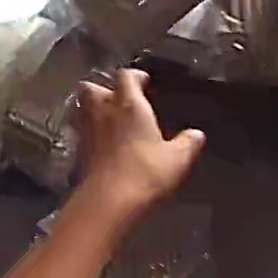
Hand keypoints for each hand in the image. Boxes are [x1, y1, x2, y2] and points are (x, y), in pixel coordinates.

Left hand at [75, 68, 204, 218]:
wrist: (110, 200)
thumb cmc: (147, 172)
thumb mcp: (178, 159)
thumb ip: (188, 143)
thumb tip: (197, 134)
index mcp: (129, 105)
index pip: (126, 76)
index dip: (135, 77)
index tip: (145, 82)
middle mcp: (104, 111)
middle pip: (93, 86)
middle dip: (105, 88)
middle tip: (120, 100)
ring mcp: (88, 130)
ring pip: (83, 107)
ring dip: (94, 108)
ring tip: (111, 119)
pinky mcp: (79, 150)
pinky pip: (83, 131)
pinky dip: (93, 131)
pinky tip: (106, 144)